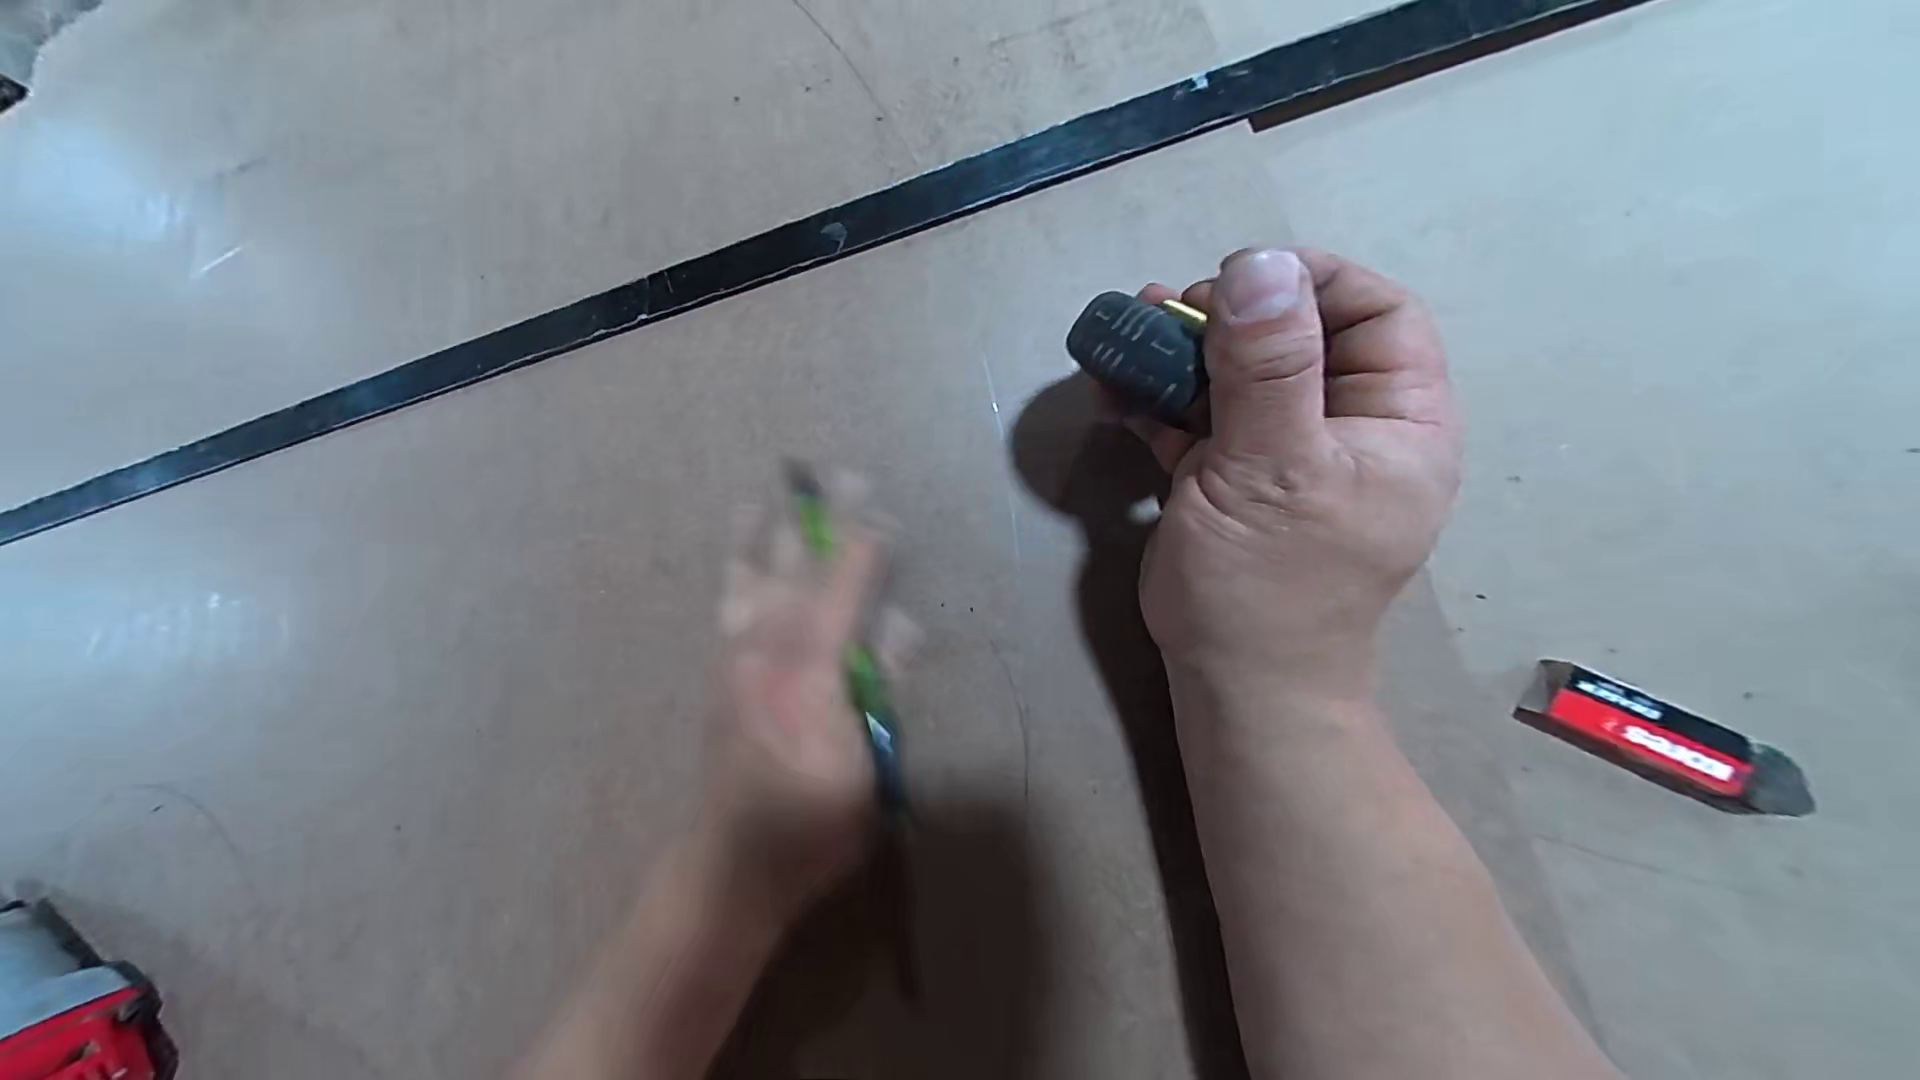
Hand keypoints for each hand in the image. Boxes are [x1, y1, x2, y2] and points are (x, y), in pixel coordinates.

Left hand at [700, 498, 888, 922]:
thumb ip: (880, 693)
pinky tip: (738, 558)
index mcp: (807, 672)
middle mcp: (765, 654)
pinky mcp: (720, 678)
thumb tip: (897, 627)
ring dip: (766, 537)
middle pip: (798, 573)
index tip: (884, 516)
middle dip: (822, 524)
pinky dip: (734, 572)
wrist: (726, 870)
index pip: (843, 593)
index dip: (866, 552)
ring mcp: (735, 663)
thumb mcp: (866, 770)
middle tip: (838, 477)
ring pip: (752, 583)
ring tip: (765, 498)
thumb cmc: (810, 826)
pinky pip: (727, 608)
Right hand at [1126, 248, 1461, 700]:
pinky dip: (1158, 404)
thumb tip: (1258, 264)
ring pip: (1235, 381)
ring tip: (1127, 335)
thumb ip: (1269, 369)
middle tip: (1166, 310)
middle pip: (1292, 342)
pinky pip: (1198, 422)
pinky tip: (1115, 390)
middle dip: (1227, 319)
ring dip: (1180, 357)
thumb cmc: (1269, 583)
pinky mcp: (1227, 479)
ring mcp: (1279, 455)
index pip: (1373, 314)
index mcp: (1393, 421)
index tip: (1236, 280)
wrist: (1231, 678)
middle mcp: (1341, 429)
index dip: (1308, 284)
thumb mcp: (1273, 470)